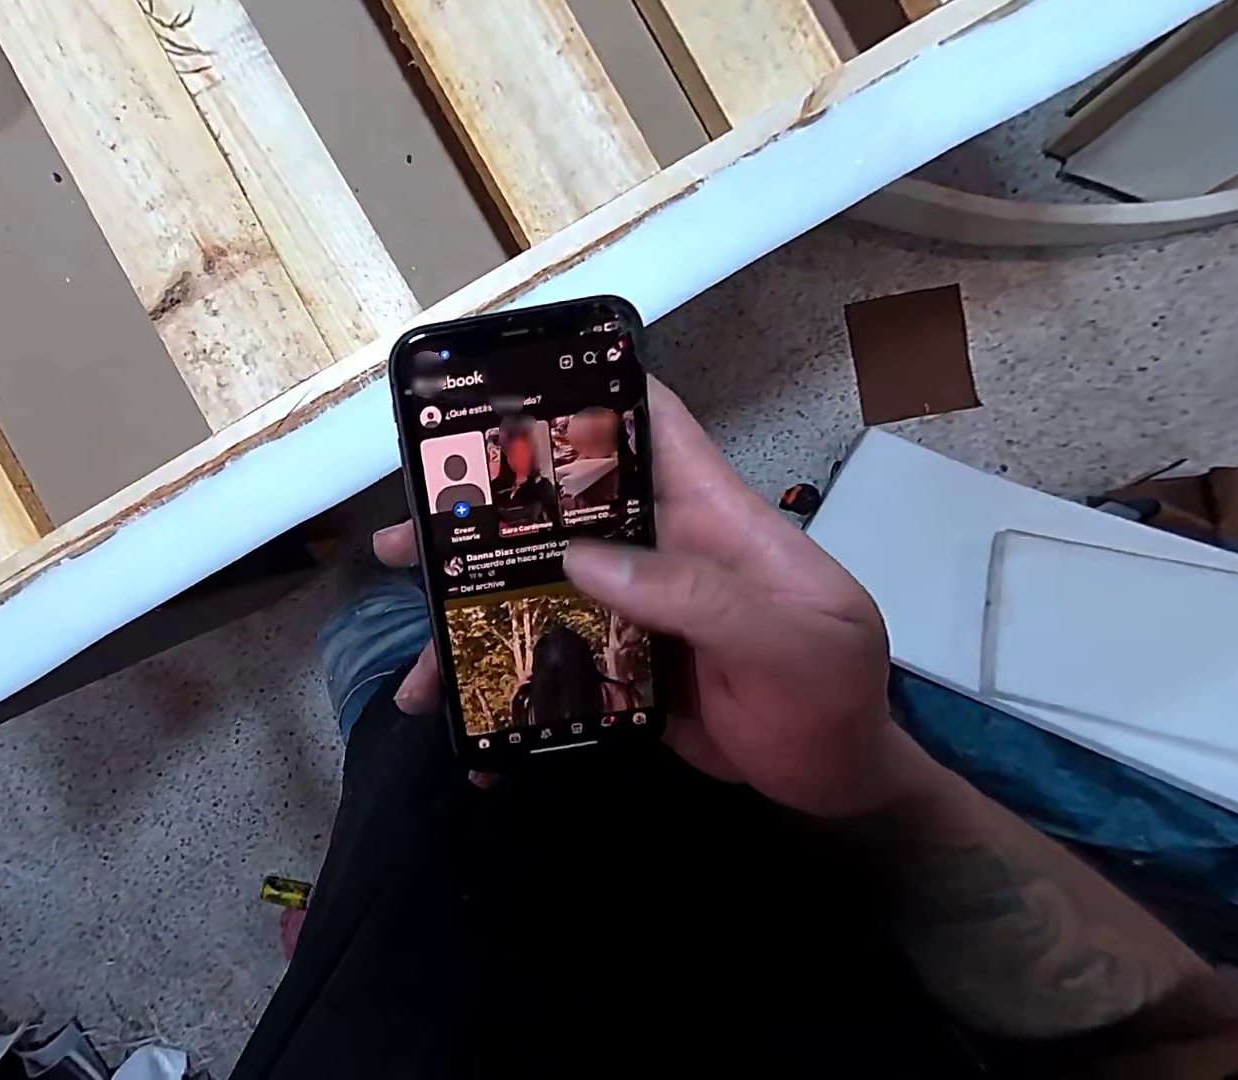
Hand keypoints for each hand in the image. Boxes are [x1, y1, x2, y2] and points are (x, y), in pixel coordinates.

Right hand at [376, 378, 932, 817]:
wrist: (829, 777)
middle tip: (407, 535)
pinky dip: (501, 671)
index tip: (501, 396)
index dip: (584, 392)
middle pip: (557, 506)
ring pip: (534, 581)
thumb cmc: (830, 697)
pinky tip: (460, 705)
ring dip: (472, 601)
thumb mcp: (789, 644)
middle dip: (479, 514)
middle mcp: (652, 543)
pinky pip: (543, 645)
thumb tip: (580, 557)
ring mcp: (625, 599)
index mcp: (704, 512)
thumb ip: (698, 595)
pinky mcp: (608, 650)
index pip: (647, 422)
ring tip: (414, 635)